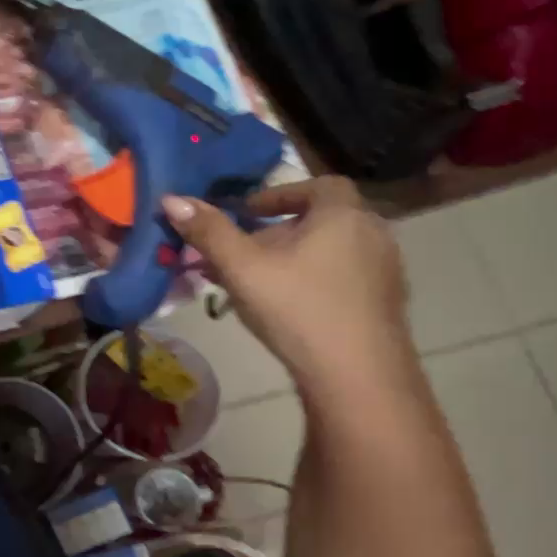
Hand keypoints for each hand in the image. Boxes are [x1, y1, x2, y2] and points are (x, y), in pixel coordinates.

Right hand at [164, 177, 413, 398]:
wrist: (356, 370)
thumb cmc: (296, 308)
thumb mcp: (242, 268)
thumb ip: (209, 233)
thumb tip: (172, 199)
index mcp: (343, 215)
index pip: (318, 185)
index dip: (279, 194)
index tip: (246, 213)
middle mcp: (372, 232)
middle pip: (320, 219)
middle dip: (277, 231)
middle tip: (239, 253)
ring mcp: (384, 268)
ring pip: (329, 249)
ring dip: (292, 256)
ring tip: (254, 282)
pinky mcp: (383, 300)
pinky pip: (341, 275)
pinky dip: (311, 278)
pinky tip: (285, 306)